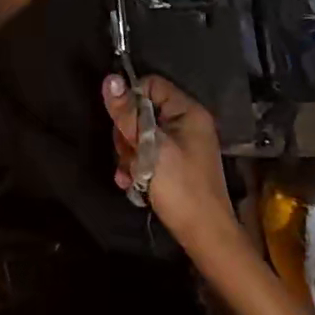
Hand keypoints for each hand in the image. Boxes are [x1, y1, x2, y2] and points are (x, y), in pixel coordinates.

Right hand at [103, 74, 235, 244]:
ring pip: (141, 134)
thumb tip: (110, 78)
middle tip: (128, 155)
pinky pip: (147, 152)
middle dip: (128, 133)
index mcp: (188, 111)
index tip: (121, 124)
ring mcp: (182, 144)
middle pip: (142, 111)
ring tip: (130, 175)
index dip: (131, 100)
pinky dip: (137, 166)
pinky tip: (130, 182)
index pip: (150, 85)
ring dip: (129, 154)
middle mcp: (187, 122)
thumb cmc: (180, 187)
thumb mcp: (150, 148)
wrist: (204, 236)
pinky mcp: (175, 163)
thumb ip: (128, 114)